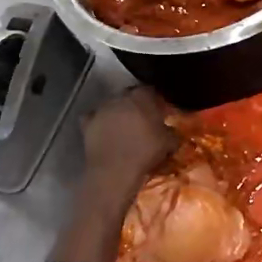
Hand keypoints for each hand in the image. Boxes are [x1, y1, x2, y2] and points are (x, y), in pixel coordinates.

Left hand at [80, 87, 176, 206]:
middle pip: (130, 95)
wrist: (115, 170)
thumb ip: (172, 132)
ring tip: (124, 128)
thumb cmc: (145, 152)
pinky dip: (99, 123)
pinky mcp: (87, 122)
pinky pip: (94, 118)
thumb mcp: (169, 143)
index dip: (156, 100)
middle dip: (136, 104)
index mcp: (142, 96)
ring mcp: (102, 108)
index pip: (151, 90)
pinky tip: (105, 132)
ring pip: (112, 105)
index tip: (160, 111)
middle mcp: (120, 97)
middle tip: (143, 119)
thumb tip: (173, 132)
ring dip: (118, 113)